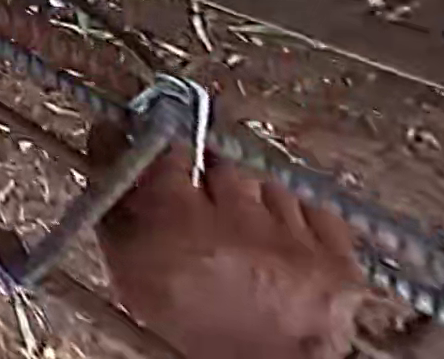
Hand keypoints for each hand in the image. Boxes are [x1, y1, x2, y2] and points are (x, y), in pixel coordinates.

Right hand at [95, 137, 364, 358]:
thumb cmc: (176, 311)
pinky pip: (318, 209)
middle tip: (196, 171)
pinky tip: (275, 216)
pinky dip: (295, 206)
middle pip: (224, 159)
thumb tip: (104, 133)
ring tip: (235, 199)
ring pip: (270, 180)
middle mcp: (240, 223)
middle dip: (207, 161)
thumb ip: (110, 189)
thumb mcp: (122, 250)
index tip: (155, 132)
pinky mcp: (339, 265)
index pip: (171, 147)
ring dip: (249, 185)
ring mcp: (295, 244)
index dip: (161, 136)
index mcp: (180, 217)